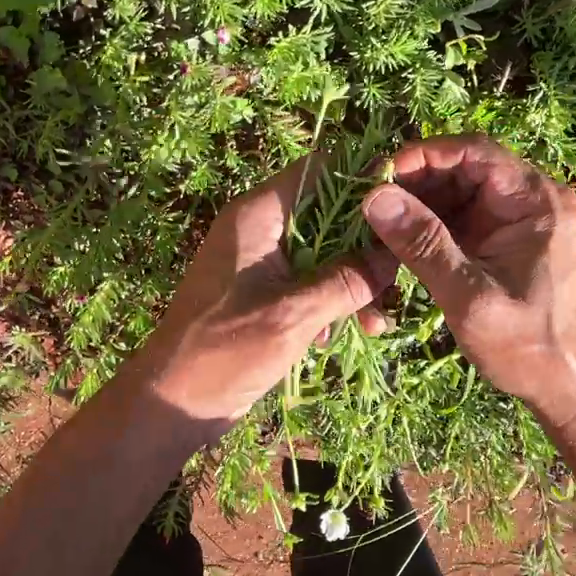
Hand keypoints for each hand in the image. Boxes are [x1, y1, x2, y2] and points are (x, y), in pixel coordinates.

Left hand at [131, 155, 395, 429]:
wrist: (170, 406)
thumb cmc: (225, 350)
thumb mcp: (295, 314)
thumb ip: (348, 280)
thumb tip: (394, 255)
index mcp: (258, 213)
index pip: (318, 169)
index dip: (362, 178)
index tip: (405, 200)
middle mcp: (260, 226)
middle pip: (328, 213)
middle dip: (365, 243)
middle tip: (401, 269)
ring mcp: (262, 259)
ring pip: (324, 251)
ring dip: (353, 280)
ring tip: (379, 319)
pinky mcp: (265, 290)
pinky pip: (310, 280)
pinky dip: (332, 300)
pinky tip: (352, 332)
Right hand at [361, 136, 575, 427]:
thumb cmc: (531, 348)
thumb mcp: (471, 298)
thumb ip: (424, 245)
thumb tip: (374, 197)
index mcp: (536, 200)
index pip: (474, 151)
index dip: (423, 154)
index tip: (379, 174)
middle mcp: (533, 199)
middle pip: (465, 168)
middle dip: (417, 181)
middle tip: (371, 203)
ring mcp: (522, 220)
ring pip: (461, 192)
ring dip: (421, 204)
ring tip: (380, 225)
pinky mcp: (510, 241)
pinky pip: (467, 217)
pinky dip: (435, 225)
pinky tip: (404, 243)